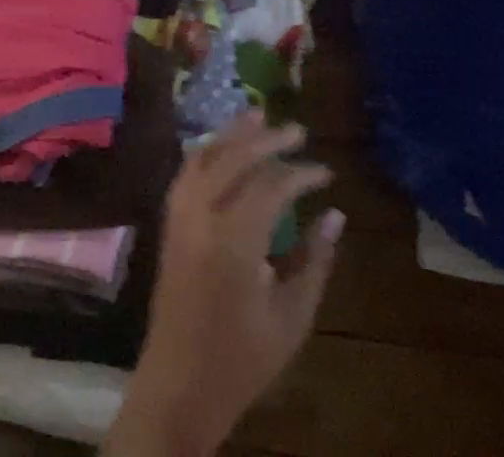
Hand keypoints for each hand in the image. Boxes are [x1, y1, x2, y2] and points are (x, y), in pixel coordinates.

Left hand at [104, 113, 343, 454]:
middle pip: (232, 160)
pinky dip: (205, 154)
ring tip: (257, 115)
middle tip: (298, 130)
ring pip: (201, 160)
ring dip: (230, 136)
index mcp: (234, 242)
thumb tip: (336, 216)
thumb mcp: (292, 316)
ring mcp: (177, 222)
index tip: (327, 174)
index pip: (271, 186)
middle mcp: (199, 220)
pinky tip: (222, 150)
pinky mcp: (167, 229)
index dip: (302, 174)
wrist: (178, 387)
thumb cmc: (242, 359)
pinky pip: (184, 176)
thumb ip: (314, 261)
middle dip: (266, 139)